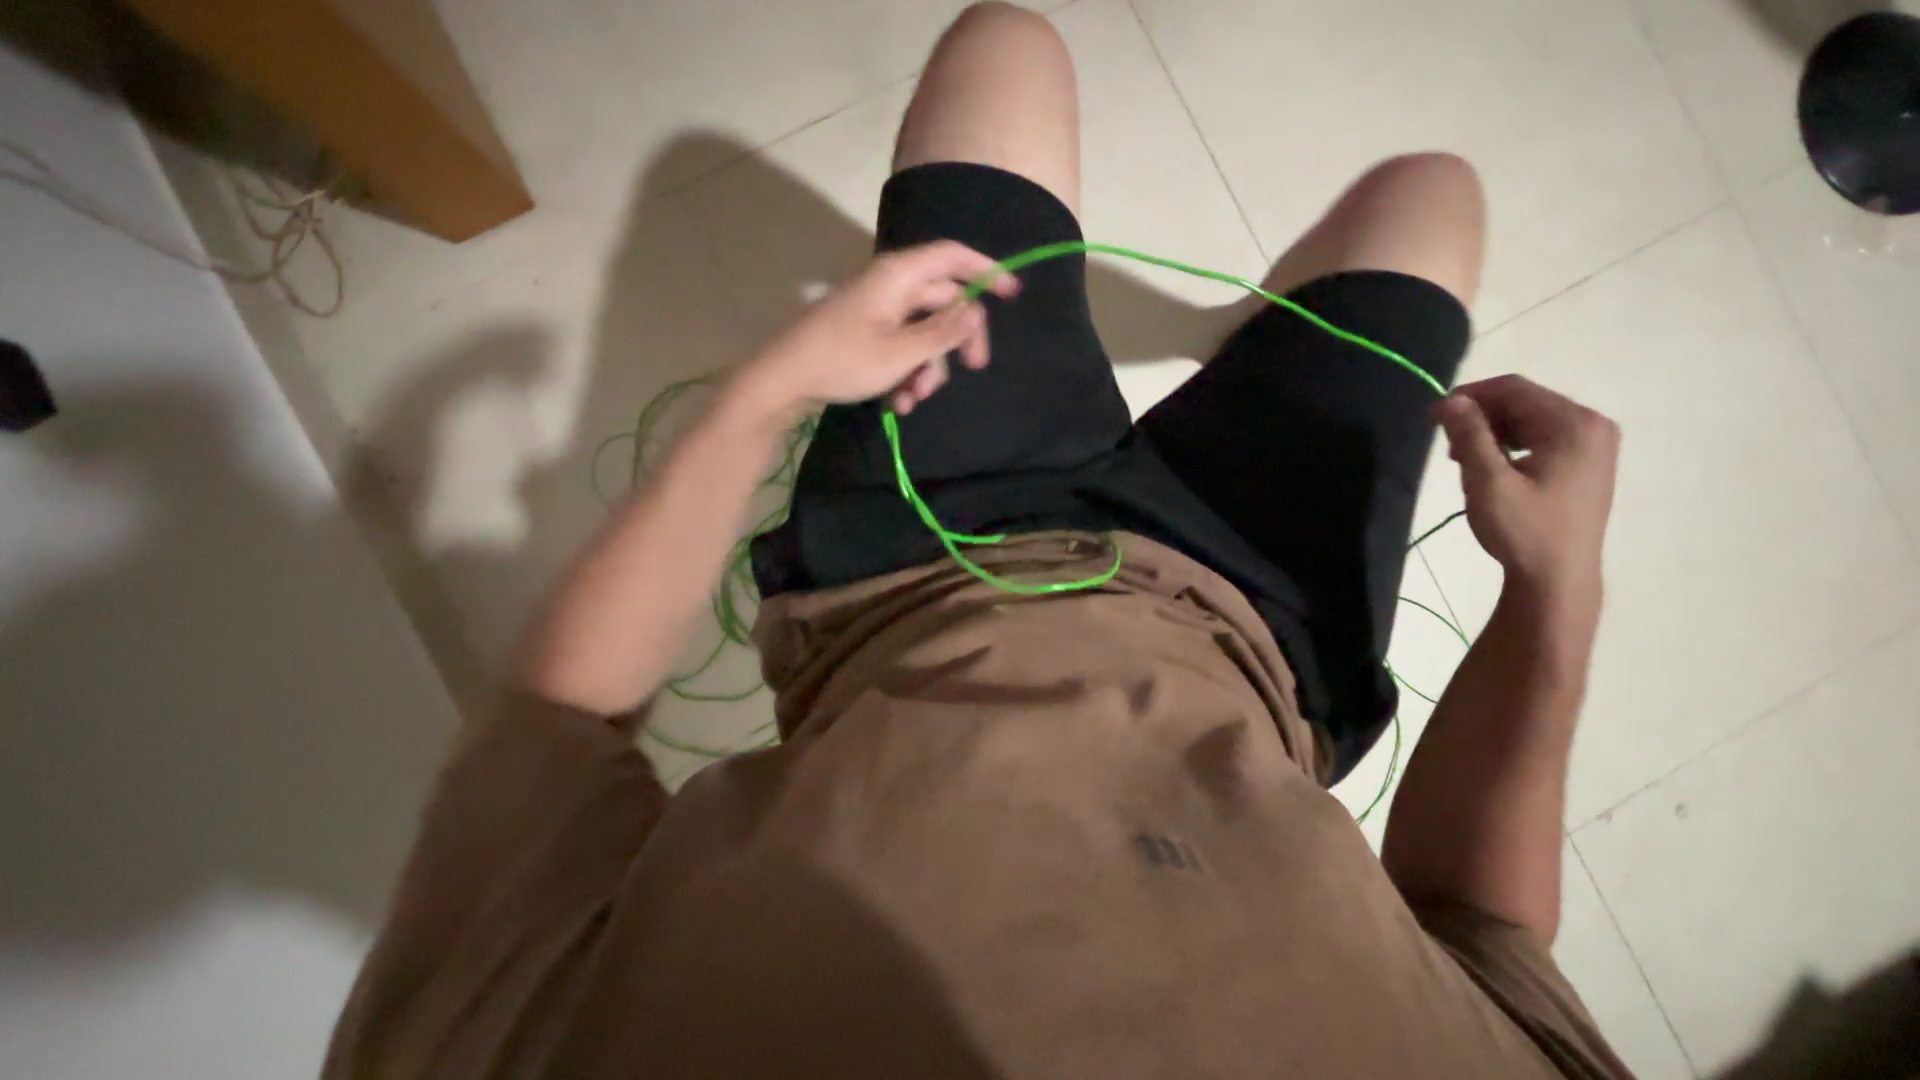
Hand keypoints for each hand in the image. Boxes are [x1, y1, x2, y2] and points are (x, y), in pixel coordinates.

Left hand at [739, 241, 1018, 417]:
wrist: (781, 380)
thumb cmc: (842, 361)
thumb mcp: (900, 352)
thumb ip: (943, 331)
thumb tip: (977, 310)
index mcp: (898, 277)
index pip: (951, 257)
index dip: (985, 270)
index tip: (1011, 292)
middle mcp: (889, 286)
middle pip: (942, 300)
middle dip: (957, 339)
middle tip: (975, 367)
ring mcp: (875, 310)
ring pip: (922, 331)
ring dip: (926, 367)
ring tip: (913, 400)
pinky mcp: (863, 333)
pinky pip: (899, 345)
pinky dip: (905, 372)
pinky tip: (897, 403)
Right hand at [1435, 375, 1619, 594]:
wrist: (1558, 579)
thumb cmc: (1524, 531)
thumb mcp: (1488, 482)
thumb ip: (1470, 436)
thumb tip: (1451, 400)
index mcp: (1574, 425)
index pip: (1515, 388)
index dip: (1470, 395)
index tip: (1433, 416)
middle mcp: (1592, 426)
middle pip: (1525, 402)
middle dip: (1481, 415)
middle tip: (1446, 442)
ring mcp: (1594, 445)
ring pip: (1531, 419)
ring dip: (1493, 430)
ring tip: (1464, 458)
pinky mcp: (1587, 464)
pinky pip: (1542, 437)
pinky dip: (1511, 443)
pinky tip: (1492, 466)